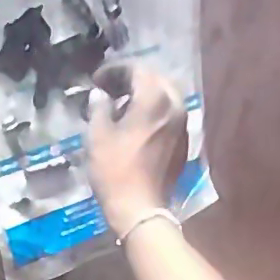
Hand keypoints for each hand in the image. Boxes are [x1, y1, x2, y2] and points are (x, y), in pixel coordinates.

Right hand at [87, 62, 189, 233]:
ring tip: (122, 110)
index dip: (114, 71)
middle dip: (132, 82)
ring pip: (164, 99)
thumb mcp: (97, 137)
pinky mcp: (183, 145)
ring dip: (144, 99)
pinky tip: (137, 129)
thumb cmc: (115, 172)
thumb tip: (99, 95)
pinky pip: (168, 118)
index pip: (136, 70)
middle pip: (155, 81)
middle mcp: (175, 105)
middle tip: (110, 92)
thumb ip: (99, 108)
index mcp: (154, 98)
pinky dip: (153, 116)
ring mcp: (182, 126)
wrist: (140, 209)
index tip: (96, 81)